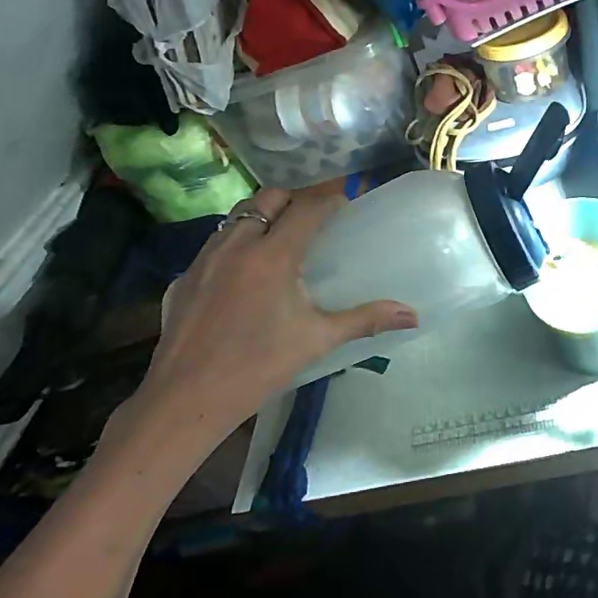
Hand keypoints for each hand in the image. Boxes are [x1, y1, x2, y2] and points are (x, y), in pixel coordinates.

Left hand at [109, 184, 417, 462]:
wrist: (185, 398)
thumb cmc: (259, 366)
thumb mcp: (319, 340)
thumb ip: (366, 320)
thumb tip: (413, 316)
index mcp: (273, 257)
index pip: (308, 208)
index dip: (332, 198)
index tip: (350, 199)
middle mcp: (237, 246)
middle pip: (269, 198)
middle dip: (297, 198)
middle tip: (318, 215)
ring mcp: (205, 259)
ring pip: (238, 215)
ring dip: (265, 214)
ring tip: (285, 235)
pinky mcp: (185, 277)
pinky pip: (216, 242)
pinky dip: (239, 240)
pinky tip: (248, 270)